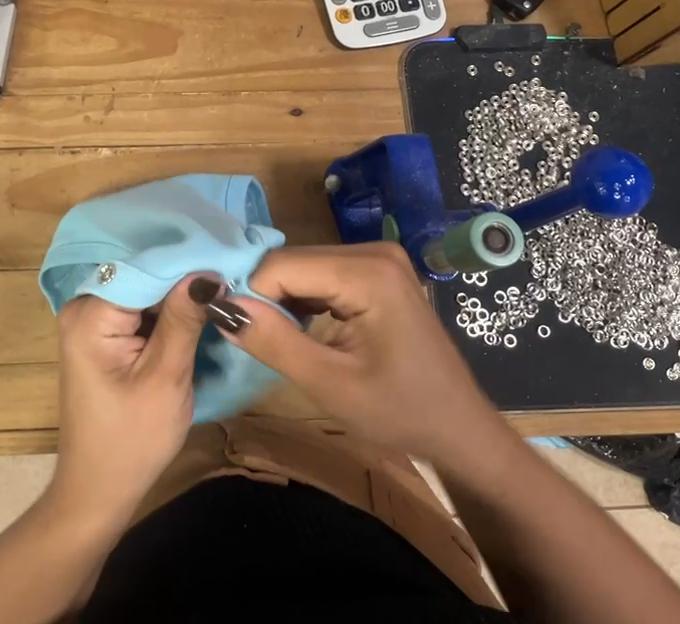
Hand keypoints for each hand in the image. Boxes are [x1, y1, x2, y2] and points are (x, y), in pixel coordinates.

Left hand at [46, 277, 208, 524]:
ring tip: (226, 279)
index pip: (146, 267)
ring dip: (180, 289)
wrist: (99, 491)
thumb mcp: (166, 378)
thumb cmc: (131, 442)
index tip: (232, 254)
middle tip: (236, 266)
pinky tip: (201, 303)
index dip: (188, 260)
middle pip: (143, 273)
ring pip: (145, 289)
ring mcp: (92, 320)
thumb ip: (184, 320)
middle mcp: (84, 307)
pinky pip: (140, 307)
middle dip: (185, 273)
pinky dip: (168, 307)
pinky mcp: (103, 335)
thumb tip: (209, 270)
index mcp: (91, 315)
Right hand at [216, 243, 506, 466]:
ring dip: (283, 300)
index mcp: (368, 273)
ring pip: (304, 267)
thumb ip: (274, 341)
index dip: (251, 297)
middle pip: (293, 261)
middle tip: (257, 343)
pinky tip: (303, 330)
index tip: (239, 336)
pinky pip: (324, 274)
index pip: (281, 265)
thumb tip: (220, 307)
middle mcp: (374, 251)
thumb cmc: (400, 412)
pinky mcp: (379, 271)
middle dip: (266, 297)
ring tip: (279, 340)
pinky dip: (305, 299)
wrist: (458, 427)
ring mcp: (380, 258)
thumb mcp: (329, 384)